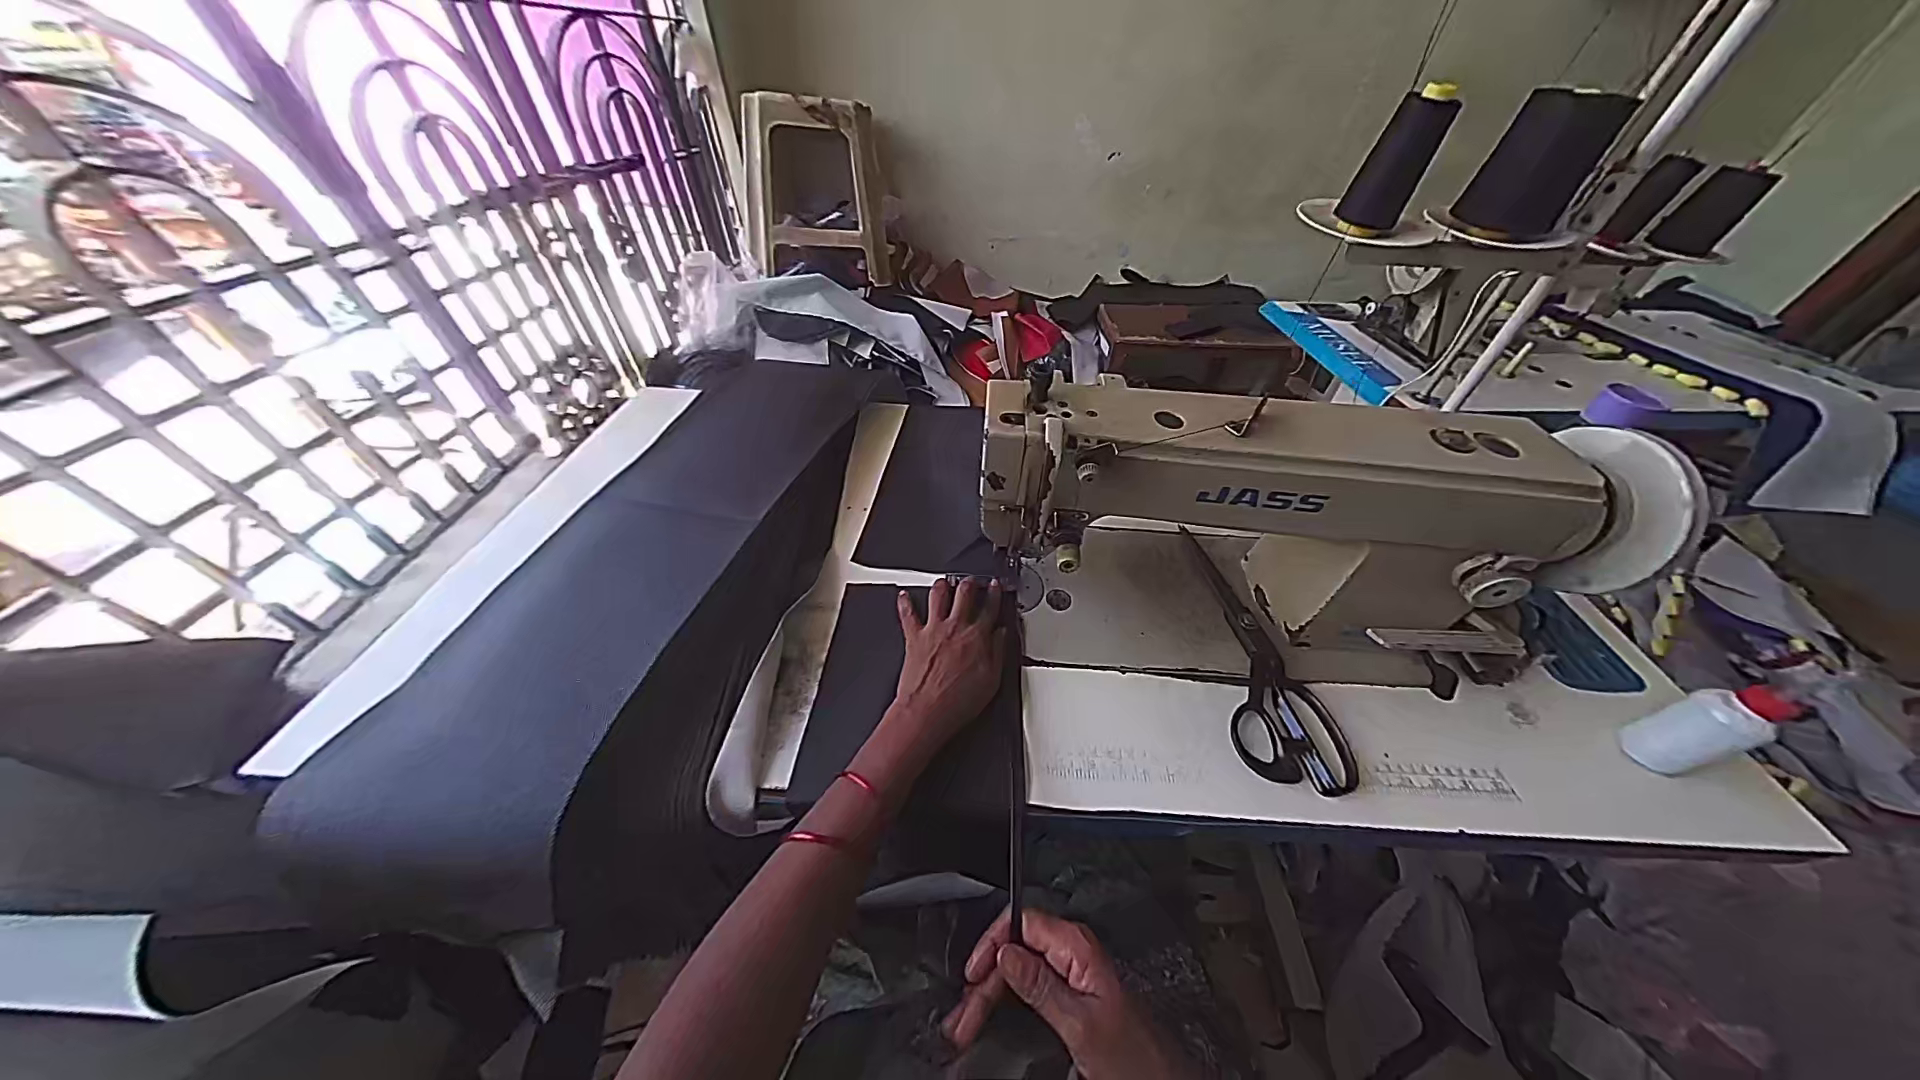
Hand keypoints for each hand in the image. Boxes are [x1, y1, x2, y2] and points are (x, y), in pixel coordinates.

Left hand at [891, 577, 1005, 745]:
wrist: (927, 711)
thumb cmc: (957, 701)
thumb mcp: (992, 680)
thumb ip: (998, 652)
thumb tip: (1002, 635)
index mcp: (977, 637)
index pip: (990, 608)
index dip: (995, 594)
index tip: (995, 587)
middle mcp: (955, 628)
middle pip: (965, 593)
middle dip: (970, 583)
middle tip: (972, 580)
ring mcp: (933, 630)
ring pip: (938, 595)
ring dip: (942, 585)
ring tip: (945, 582)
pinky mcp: (914, 637)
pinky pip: (907, 614)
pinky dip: (904, 603)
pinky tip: (903, 596)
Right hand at [942, 908, 1198, 1079]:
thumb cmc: (1134, 1058)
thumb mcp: (1080, 1024)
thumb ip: (1041, 985)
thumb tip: (1005, 953)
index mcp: (1077, 947)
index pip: (1022, 921)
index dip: (992, 943)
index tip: (973, 973)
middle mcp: (1072, 952)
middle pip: (1014, 949)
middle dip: (985, 979)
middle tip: (966, 1016)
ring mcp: (1068, 972)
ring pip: (1016, 969)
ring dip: (988, 994)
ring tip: (968, 1021)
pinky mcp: (1066, 992)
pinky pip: (1026, 986)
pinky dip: (1002, 1001)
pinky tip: (988, 1015)